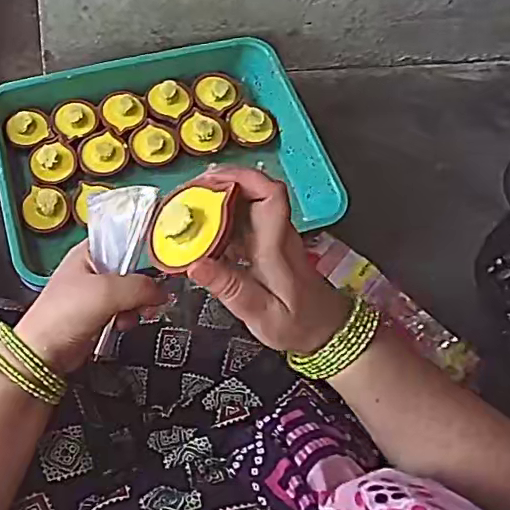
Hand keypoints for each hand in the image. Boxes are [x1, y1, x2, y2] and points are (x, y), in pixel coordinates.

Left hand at [14, 242, 167, 372]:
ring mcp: (95, 292)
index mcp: (89, 251)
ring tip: (131, 314)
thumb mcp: (106, 291)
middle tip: (149, 298)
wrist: (44, 352)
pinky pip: (124, 309)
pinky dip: (128, 317)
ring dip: (137, 305)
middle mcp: (93, 268)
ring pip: (131, 292)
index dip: (147, 249)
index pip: (126, 239)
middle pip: (133, 268)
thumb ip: (140, 286)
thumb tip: (162, 291)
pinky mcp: (98, 313)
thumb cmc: (65, 314)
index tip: (164, 262)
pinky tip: (121, 324)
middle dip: (144, 285)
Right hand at [182, 165, 350, 353]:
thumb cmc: (298, 324)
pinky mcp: (264, 245)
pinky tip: (197, 232)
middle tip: (183, 196)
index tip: (206, 181)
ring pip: (244, 205)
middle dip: (217, 185)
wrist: (326, 332)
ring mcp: (270, 238)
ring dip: (214, 200)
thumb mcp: (260, 314)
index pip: (269, 195)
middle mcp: (274, 234)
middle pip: (252, 191)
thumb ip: (229, 288)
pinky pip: (239, 222)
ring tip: (183, 209)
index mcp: (275, 246)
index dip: (240, 177)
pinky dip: (217, 220)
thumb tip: (195, 264)